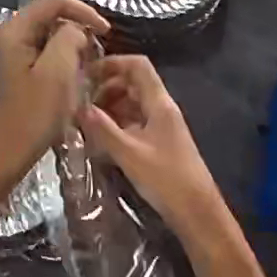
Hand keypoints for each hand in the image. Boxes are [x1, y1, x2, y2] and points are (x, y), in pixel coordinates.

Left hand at [0, 0, 109, 169]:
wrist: (9, 150)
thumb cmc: (34, 112)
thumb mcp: (57, 71)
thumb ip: (69, 38)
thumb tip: (78, 31)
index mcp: (17, 29)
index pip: (55, 1)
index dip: (83, 10)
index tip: (105, 31)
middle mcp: (14, 33)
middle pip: (53, 14)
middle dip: (80, 27)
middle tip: (100, 49)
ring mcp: (18, 50)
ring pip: (54, 32)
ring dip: (75, 44)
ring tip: (91, 63)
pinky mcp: (24, 66)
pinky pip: (51, 49)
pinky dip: (68, 56)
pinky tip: (78, 74)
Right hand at [79, 55, 227, 237]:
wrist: (197, 212)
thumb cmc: (166, 178)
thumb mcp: (129, 153)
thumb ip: (103, 129)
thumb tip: (79, 107)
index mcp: (159, 103)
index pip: (138, 66)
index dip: (113, 63)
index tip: (88, 74)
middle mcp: (161, 108)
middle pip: (133, 83)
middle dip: (106, 87)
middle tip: (81, 102)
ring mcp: (161, 126)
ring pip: (132, 104)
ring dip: (110, 107)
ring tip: (86, 121)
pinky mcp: (159, 143)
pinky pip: (135, 122)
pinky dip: (117, 124)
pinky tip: (100, 138)